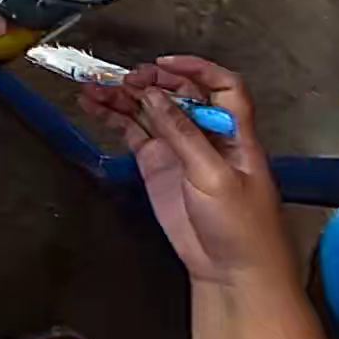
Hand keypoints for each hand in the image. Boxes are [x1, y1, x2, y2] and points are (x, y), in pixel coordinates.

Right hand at [79, 56, 295, 288]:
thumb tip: (156, 95)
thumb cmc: (244, 231)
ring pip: (148, 108)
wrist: (231, 274)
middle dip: (151, 80)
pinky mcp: (156, 162)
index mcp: (232, 132)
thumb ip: (182, 133)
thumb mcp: (214, 176)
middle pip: (176, 92)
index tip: (164, 64)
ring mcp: (177, 147)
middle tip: (127, 78)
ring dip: (122, 95)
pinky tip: (94, 105)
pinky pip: (131, 129)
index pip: (221, 86)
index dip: (196, 68)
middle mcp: (204, 133)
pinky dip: (111, 115)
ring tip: (95, 87)